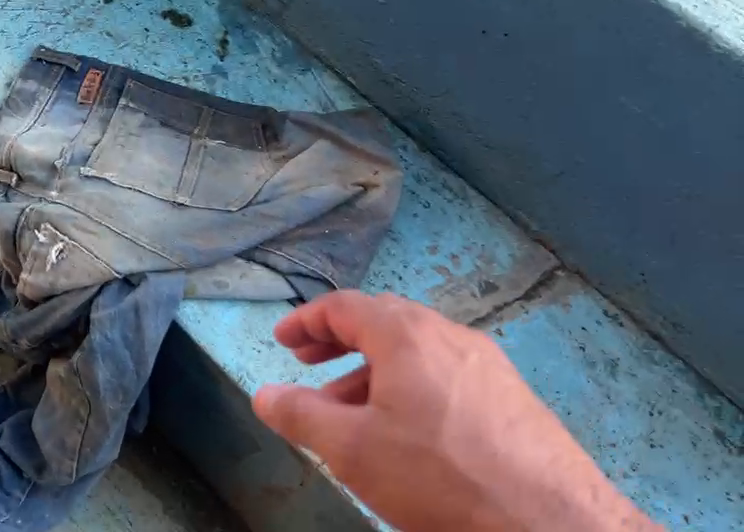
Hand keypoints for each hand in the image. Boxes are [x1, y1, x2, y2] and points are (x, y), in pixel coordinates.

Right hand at [252, 291, 657, 531]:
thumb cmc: (442, 477)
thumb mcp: (350, 449)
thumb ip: (298, 414)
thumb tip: (263, 396)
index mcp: (406, 334)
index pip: (341, 306)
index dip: (304, 321)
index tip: (283, 343)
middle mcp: (450, 338)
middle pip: (382, 321)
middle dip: (339, 341)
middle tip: (310, 364)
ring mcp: (492, 371)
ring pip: (417, 352)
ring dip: (374, 370)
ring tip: (354, 413)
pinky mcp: (521, 405)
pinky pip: (449, 377)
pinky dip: (413, 388)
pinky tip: (411, 434)